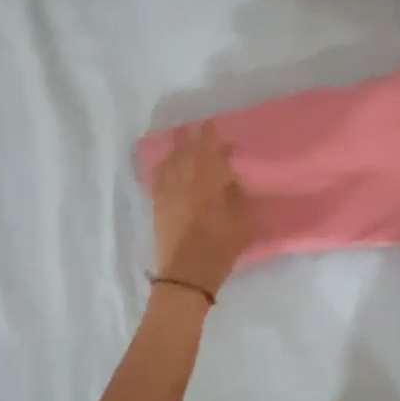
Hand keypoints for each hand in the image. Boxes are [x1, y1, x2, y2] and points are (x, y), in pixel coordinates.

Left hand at [151, 123, 254, 296]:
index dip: (210, 136)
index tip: (214, 126)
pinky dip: (163, 167)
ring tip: (181, 140)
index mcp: (208, 181)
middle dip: (192, 137)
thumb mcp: (242, 221)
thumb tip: (229, 179)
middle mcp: (184, 180)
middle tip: (198, 129)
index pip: (208, 149)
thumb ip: (236, 195)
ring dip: (176, 149)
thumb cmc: (221, 247)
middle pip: (186, 151)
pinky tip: (165, 164)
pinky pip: (158, 178)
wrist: (188, 274)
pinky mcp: (157, 204)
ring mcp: (167, 191)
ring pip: (170, 161)